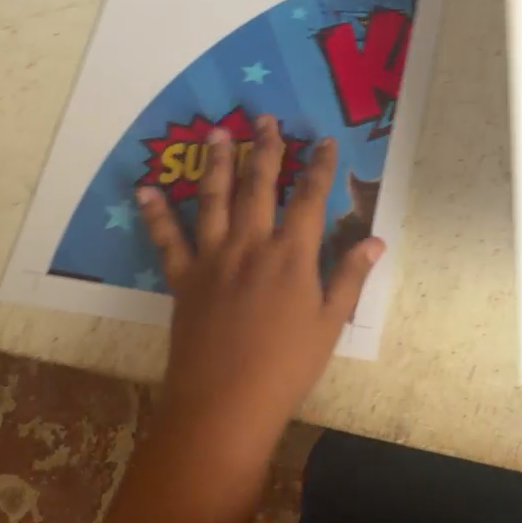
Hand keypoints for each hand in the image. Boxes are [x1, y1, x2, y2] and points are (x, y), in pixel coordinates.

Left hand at [136, 117, 381, 451]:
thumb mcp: (330, 324)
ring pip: (215, 199)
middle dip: (266, 150)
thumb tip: (375, 239)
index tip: (323, 140)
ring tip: (218, 132)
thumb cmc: (287, 367)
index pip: (310, 199)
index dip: (319, 166)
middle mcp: (251, 246)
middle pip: (260, 186)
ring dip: (218, 163)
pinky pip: (168, 240)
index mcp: (292, 256)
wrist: (224, 404)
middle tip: (265, 118)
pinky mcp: (183, 279)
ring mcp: (213, 259)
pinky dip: (156, 214)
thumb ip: (350, 277)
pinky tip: (146, 189)